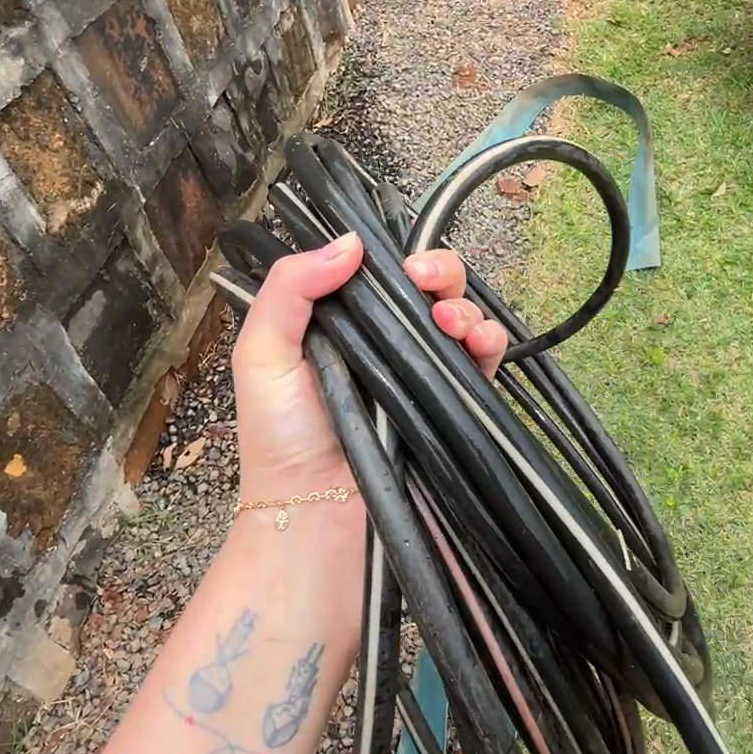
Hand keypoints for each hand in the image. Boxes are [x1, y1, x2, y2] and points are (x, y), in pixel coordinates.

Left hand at [230, 232, 509, 504]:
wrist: (317, 512)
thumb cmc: (281, 436)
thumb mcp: (262, 354)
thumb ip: (290, 289)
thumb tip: (352, 241)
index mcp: (346, 321)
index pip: (383, 272)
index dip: (397, 256)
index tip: (399, 261)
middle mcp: (389, 340)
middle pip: (431, 285)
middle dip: (440, 270)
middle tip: (426, 280)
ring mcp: (425, 370)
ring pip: (462, 314)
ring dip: (463, 305)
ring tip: (447, 322)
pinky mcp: (454, 400)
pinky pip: (485, 358)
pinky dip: (490, 339)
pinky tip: (477, 341)